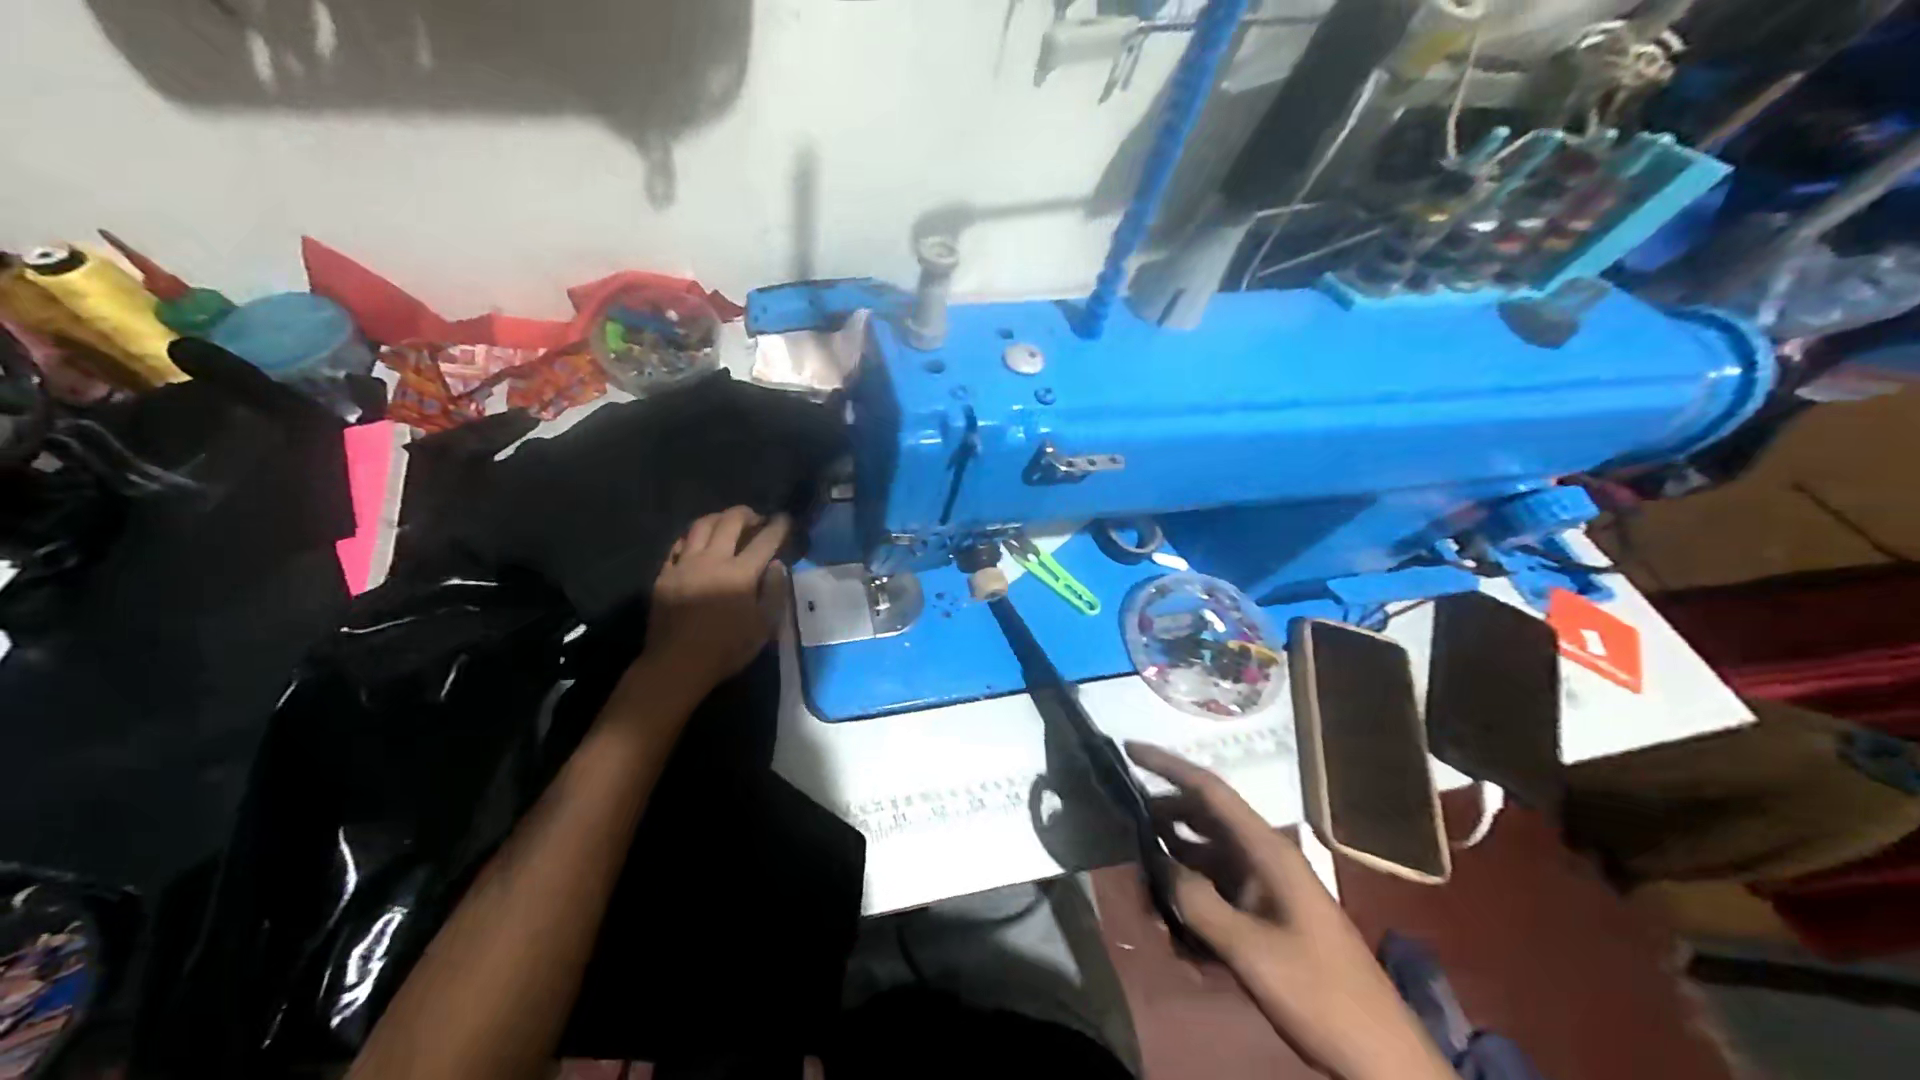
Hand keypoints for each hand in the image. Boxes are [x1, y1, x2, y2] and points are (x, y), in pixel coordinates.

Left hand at [636, 506, 792, 698]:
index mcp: (740, 573)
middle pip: (729, 522)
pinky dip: (692, 536)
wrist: (677, 664)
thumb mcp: (764, 626)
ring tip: (727, 523)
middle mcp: (712, 560)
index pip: (764, 540)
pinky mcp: (665, 573)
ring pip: (700, 526)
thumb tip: (776, 565)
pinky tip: (698, 542)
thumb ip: (774, 591)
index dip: (778, 527)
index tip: (785, 519)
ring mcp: (685, 564)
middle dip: (747, 514)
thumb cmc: (726, 648)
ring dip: (718, 518)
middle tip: (756, 519)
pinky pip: (678, 543)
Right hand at [1126, 742, 1453, 1079]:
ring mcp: (1263, 888)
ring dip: (1172, 878)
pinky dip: (1191, 910)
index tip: (1128, 749)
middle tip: (1122, 838)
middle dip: (1160, 827)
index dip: (1168, 766)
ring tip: (1147, 906)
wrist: (1379, 1058)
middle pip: (1200, 822)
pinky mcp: (1262, 917)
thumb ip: (1197, 903)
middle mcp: (1262, 859)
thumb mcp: (1250, 950)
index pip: (1210, 791)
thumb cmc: (1319, 994)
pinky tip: (1179, 946)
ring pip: (1201, 863)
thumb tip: (1156, 865)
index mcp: (1267, 851)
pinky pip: (1213, 897)